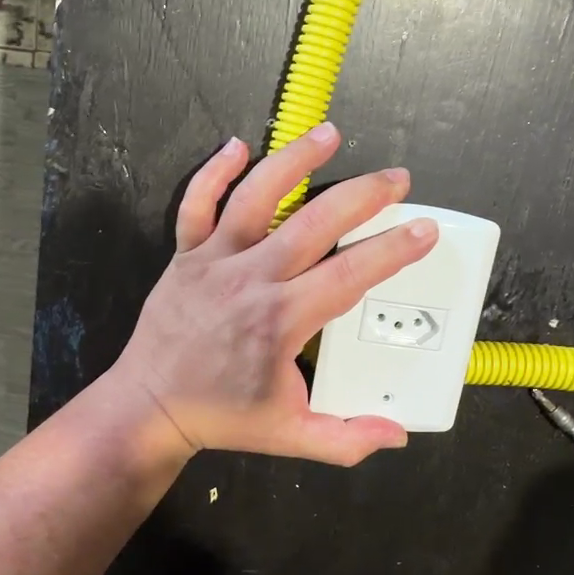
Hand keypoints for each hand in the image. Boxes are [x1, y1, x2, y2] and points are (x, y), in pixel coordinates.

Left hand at [105, 124, 438, 466]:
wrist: (149, 406)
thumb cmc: (221, 416)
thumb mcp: (290, 436)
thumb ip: (346, 438)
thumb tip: (397, 434)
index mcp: (280, 321)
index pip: (350, 275)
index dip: (393, 251)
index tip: (423, 232)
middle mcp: (249, 280)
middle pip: (315, 223)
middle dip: (363, 196)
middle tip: (397, 179)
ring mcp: (214, 262)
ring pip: (256, 197)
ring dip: (295, 162)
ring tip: (328, 136)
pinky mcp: (186, 256)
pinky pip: (196, 204)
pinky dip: (213, 172)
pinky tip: (237, 146)